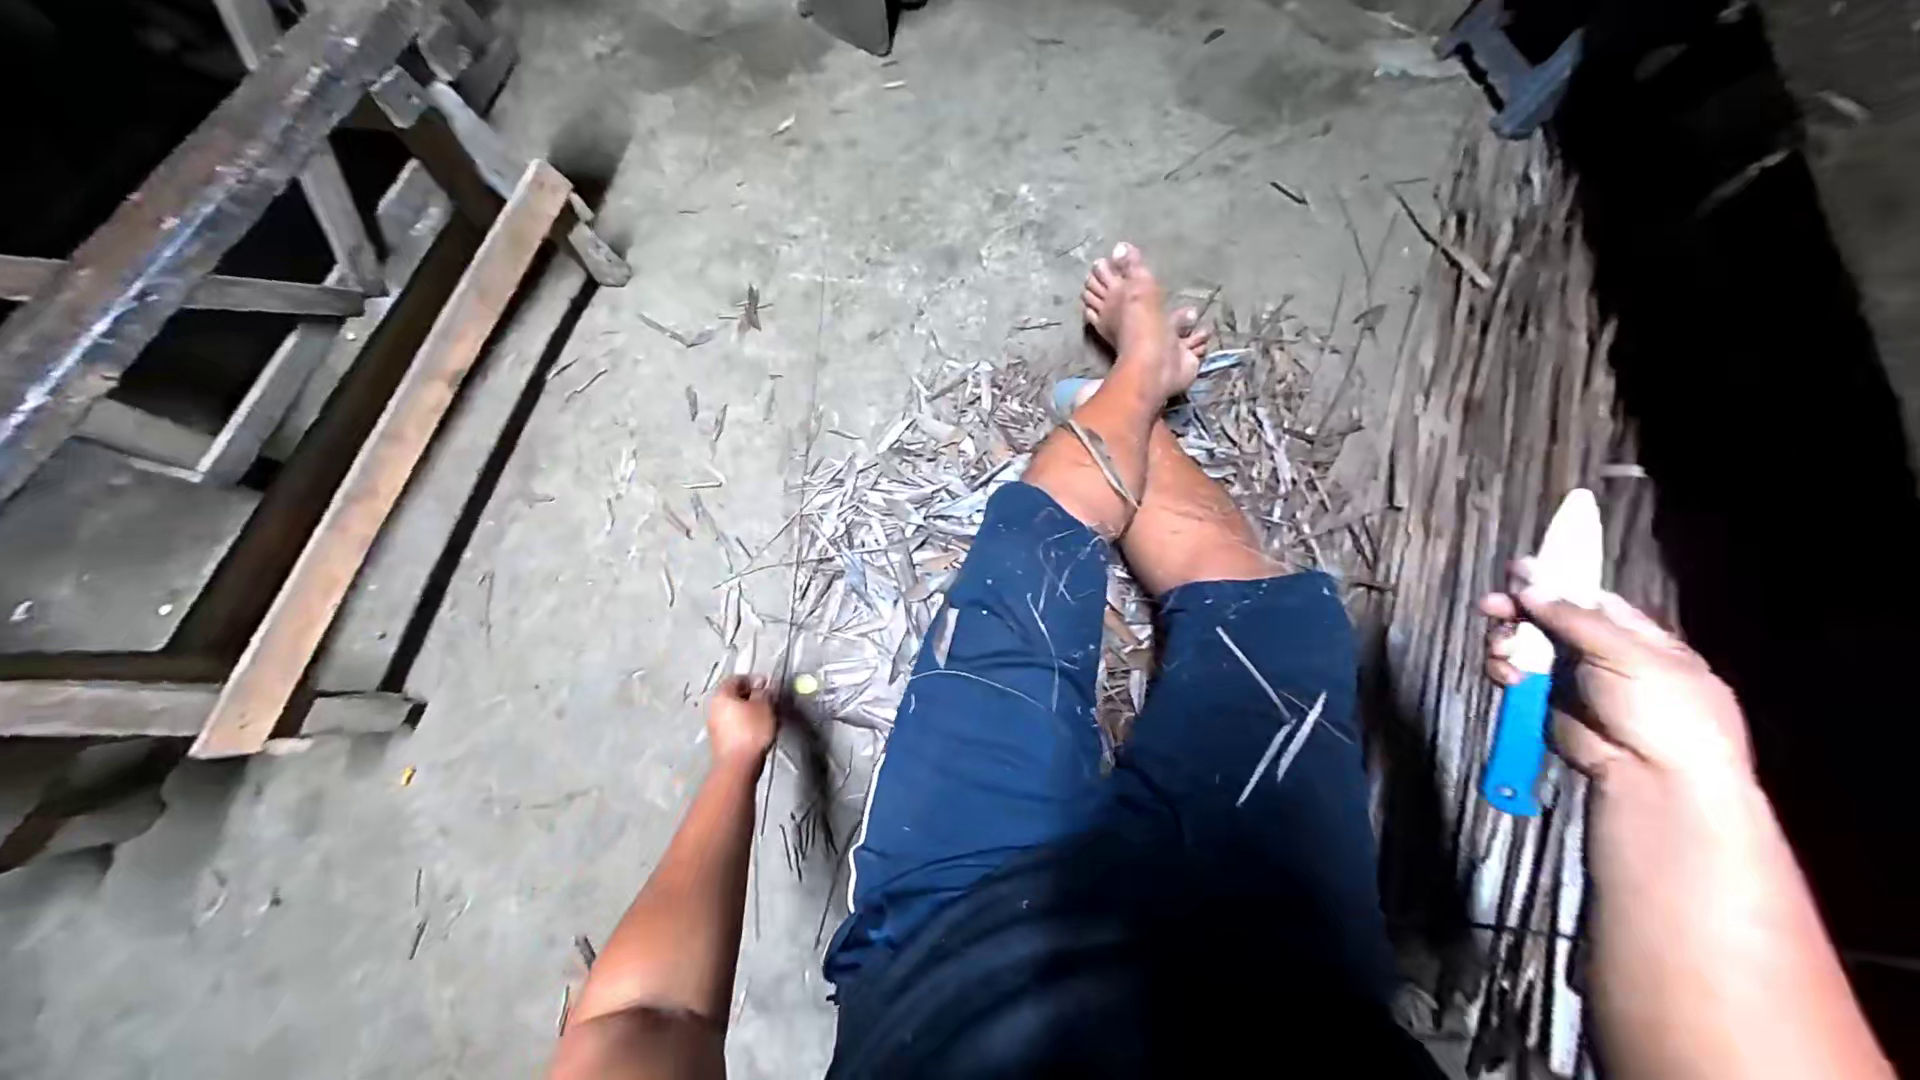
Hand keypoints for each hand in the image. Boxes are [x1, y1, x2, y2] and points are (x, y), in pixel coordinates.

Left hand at [707, 676, 776, 770]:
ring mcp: (714, 725)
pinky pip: (734, 725)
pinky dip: (745, 724)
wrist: (738, 765)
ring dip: (749, 711)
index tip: (768, 686)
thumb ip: (764, 693)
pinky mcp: (719, 740)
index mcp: (721, 694)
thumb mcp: (765, 706)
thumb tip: (761, 688)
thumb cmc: (752, 730)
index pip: (737, 678)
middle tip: (768, 701)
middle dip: (751, 696)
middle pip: (734, 695)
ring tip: (766, 716)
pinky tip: (758, 730)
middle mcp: (713, 707)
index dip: (754, 679)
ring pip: (734, 711)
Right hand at [1482, 563, 1751, 791]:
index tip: (1519, 569)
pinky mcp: (1542, 699)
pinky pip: (1512, 673)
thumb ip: (1577, 619)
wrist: (1652, 776)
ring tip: (1501, 650)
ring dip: (1505, 640)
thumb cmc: (1662, 711)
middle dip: (1516, 609)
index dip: (1554, 582)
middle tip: (1491, 605)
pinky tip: (1506, 675)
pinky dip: (1503, 670)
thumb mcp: (1630, 657)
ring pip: (1523, 643)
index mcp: (1634, 637)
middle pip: (1546, 618)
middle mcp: (1598, 652)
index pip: (1587, 599)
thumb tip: (1531, 586)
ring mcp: (1568, 676)